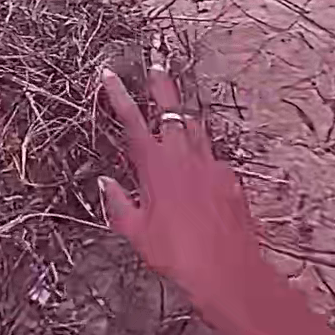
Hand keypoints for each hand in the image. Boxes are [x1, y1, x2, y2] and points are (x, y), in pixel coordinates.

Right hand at [98, 60, 264, 316]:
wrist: (229, 273)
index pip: (131, 119)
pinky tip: (200, 170)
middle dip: (161, 83)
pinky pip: (211, 157)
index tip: (109, 74)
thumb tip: (105, 184)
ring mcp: (208, 163)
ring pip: (194, 127)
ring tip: (177, 108)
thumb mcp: (137, 233)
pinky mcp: (229, 178)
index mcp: (154, 164)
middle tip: (157, 62)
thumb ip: (118, 203)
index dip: (118, 94)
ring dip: (183, 115)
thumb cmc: (177, 254)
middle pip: (170, 108)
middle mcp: (181, 155)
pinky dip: (202, 155)